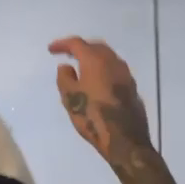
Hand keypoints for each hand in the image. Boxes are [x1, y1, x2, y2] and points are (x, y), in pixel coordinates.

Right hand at [49, 36, 151, 161]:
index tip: (51, 49)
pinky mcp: (133, 87)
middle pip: (95, 46)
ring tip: (82, 66)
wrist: (125, 140)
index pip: (77, 43)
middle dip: (81, 47)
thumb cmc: (92, 117)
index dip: (62, 44)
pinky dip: (104, 68)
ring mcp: (126, 74)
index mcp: (95, 61)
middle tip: (68, 54)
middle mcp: (113, 62)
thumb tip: (66, 66)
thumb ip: (64, 78)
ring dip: (94, 57)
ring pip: (108, 57)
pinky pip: (115, 70)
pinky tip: (98, 80)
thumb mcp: (70, 98)